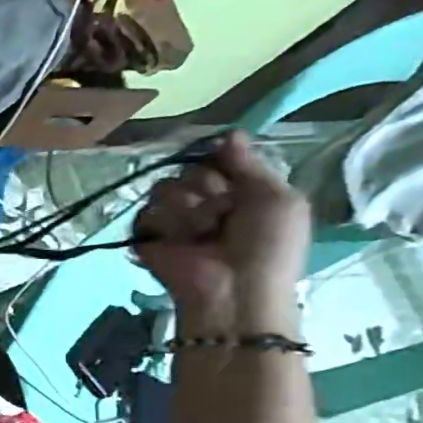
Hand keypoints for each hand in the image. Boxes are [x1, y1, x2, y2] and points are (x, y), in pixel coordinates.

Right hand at [134, 131, 310, 334]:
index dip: (222, 162)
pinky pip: (145, 213)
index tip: (231, 179)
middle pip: (188, 169)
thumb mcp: (278, 200)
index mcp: (236, 190)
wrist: (234, 290)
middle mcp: (202, 200)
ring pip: (164, 188)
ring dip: (187, 211)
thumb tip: (229, 133)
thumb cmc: (267, 247)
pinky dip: (163, 226)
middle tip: (222, 217)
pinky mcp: (147, 236)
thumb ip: (251, 165)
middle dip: (206, 190)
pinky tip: (177, 243)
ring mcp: (173, 219)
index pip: (215, 156)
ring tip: (201, 235)